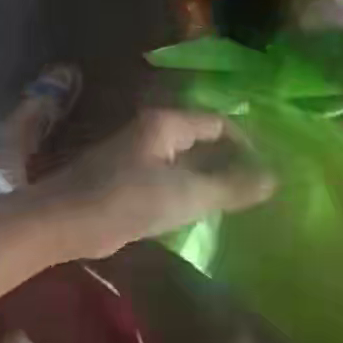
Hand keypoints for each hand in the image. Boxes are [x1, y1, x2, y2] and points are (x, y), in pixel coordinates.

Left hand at [36, 109, 276, 259]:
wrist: (68, 220)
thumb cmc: (127, 200)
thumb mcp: (185, 195)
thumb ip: (230, 186)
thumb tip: (274, 176)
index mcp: (166, 123)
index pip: (218, 122)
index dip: (246, 143)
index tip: (271, 172)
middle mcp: (153, 131)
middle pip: (203, 139)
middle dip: (232, 160)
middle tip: (263, 190)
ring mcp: (140, 154)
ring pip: (187, 160)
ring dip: (212, 176)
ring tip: (244, 202)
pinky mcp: (131, 178)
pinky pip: (172, 177)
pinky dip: (192, 189)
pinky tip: (207, 211)